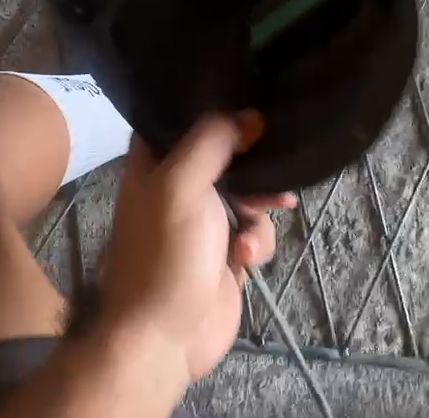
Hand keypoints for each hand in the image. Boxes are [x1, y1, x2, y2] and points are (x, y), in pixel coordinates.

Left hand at [96, 112, 297, 386]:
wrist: (165, 338)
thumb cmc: (165, 253)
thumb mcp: (182, 183)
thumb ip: (214, 140)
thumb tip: (252, 116)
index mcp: (154, 161)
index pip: (180, 114)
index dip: (212, 102)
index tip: (249, 91)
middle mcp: (178, 184)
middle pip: (226, 150)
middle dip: (254, 158)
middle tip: (274, 157)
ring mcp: (204, 219)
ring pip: (250, 189)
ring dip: (263, 201)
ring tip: (273, 209)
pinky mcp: (227, 251)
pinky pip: (257, 229)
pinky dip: (259, 240)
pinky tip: (247, 258)